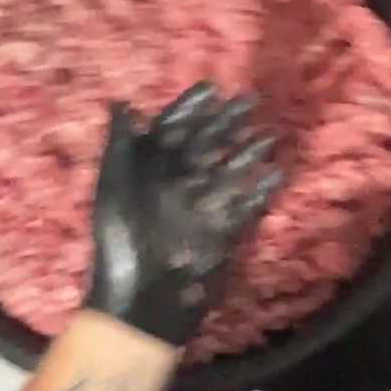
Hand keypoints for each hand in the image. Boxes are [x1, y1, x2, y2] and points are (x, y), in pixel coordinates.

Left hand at [84, 82, 282, 345]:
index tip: (212, 88)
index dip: (190, 108)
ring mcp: (201, 209)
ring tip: (268, 133)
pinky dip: (261, 191)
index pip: (171, 130)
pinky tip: (277, 172)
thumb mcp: (113, 188)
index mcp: (147, 173)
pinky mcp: (222, 233)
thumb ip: (120, 146)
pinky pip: (245, 206)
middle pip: (204, 146)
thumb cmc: (121, 243)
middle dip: (225, 123)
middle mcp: (175, 186)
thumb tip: (123, 101)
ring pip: (227, 172)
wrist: (142, 303)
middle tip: (248, 101)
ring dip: (247, 152)